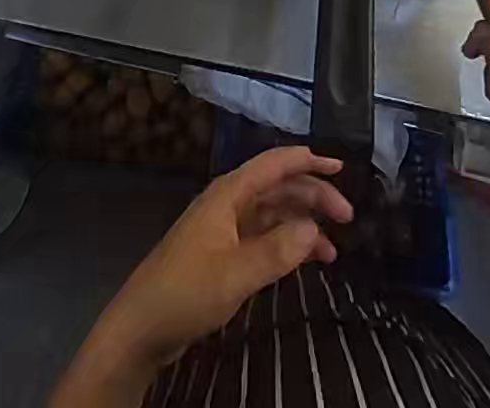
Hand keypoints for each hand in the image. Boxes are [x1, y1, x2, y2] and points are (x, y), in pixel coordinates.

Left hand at [94, 147, 352, 365]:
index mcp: (228, 194)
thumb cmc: (185, 291)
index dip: (307, 160)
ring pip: (274, 212)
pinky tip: (309, 260)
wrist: (141, 327)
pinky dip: (289, 244)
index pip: (273, 164)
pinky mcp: (225, 252)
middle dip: (313, 195)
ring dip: (303, 222)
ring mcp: (227, 228)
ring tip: (334, 247)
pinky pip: (266, 236)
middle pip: (278, 187)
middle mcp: (229, 203)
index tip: (340, 167)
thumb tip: (315, 228)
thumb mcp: (235, 274)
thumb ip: (277, 250)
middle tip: (348, 217)